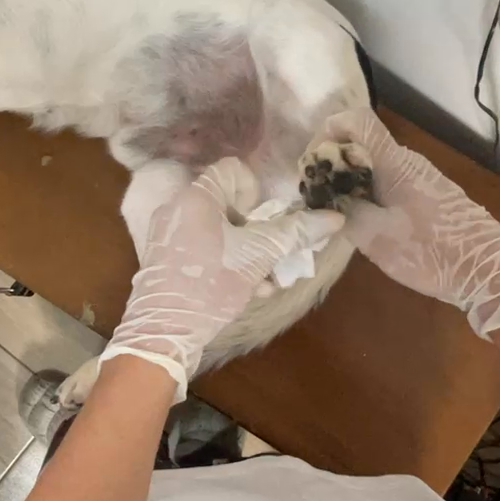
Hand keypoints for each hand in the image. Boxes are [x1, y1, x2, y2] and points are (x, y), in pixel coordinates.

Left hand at [103, 158, 344, 398]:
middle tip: (271, 254)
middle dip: (258, 231)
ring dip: (249, 253)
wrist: (165, 331)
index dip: (255, 191)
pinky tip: (250, 291)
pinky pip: (203, 249)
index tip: (261, 220)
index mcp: (196, 197)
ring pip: (219, 232)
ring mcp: (168, 235)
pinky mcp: (165, 260)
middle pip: (229, 204)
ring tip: (267, 280)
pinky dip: (227, 264)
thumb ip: (295, 232)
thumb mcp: (259, 256)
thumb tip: (334, 217)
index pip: (233, 170)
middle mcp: (177, 209)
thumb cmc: (211, 284)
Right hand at [321, 109, 499, 336]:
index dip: (329, 129)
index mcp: (396, 163)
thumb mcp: (376, 237)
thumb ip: (346, 210)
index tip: (312, 161)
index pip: (358, 121)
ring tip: (334, 212)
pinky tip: (364, 222)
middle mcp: (410, 162)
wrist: (489, 271)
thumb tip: (328, 198)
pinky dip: (369, 193)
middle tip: (315, 196)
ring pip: (375, 166)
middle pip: (363, 145)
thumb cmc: (431, 252)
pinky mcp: (429, 195)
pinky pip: (389, 182)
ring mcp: (422, 178)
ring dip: (350, 181)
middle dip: (333, 163)